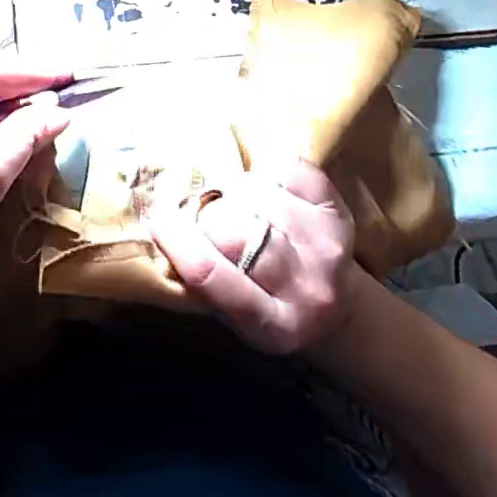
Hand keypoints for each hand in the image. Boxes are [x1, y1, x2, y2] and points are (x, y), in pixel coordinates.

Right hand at [150, 159, 365, 353]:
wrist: (340, 310)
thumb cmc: (267, 306)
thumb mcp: (232, 315)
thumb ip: (201, 279)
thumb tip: (157, 221)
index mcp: (272, 326)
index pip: (210, 273)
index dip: (176, 239)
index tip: (156, 216)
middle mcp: (307, 289)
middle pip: (235, 229)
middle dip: (205, 212)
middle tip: (199, 209)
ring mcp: (328, 248)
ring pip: (258, 194)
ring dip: (233, 188)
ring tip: (231, 197)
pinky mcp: (339, 212)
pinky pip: (289, 170)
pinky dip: (267, 169)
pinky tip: (262, 185)